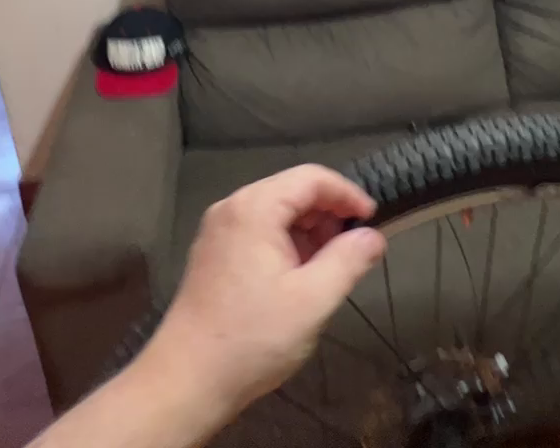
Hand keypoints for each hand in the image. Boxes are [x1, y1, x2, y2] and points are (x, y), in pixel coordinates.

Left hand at [134, 165, 387, 422]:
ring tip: (330, 267)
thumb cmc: (252, 338)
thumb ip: (348, 261)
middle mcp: (233, 207)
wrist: (186, 381)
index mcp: (255, 208)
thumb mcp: (312, 301)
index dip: (346, 194)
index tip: (373, 220)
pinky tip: (299, 276)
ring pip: (276, 211)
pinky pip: (259, 230)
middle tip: (354, 249)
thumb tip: (373, 236)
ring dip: (309, 231)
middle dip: (328, 214)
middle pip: (292, 191)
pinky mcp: (214, 253)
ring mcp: (219, 230)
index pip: (311, 178)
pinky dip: (286, 243)